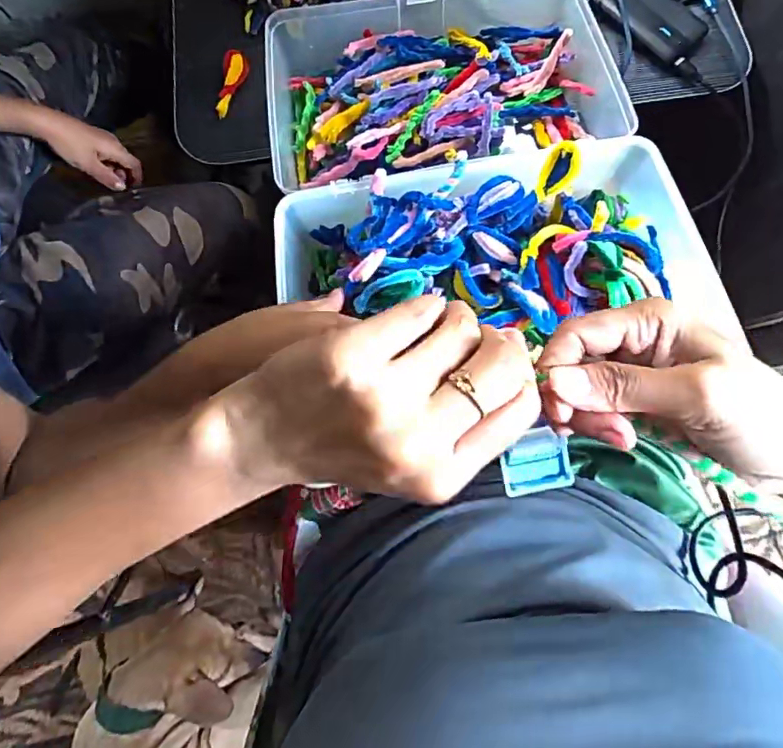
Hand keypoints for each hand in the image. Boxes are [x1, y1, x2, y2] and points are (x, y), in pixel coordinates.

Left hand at [32, 111, 142, 190]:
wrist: (51, 124)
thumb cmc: (71, 145)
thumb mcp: (88, 164)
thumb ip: (106, 176)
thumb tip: (123, 187)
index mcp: (116, 148)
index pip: (135, 164)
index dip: (137, 177)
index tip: (133, 189)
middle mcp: (114, 142)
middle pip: (126, 160)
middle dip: (124, 174)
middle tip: (115, 187)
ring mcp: (104, 137)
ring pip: (116, 156)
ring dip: (114, 168)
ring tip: (104, 179)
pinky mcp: (94, 136)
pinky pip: (107, 152)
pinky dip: (107, 162)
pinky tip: (95, 166)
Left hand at [218, 295, 540, 502]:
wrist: (262, 437)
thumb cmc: (345, 447)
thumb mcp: (413, 462)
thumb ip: (466, 425)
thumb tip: (518, 349)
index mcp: (440, 477)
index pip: (520, 410)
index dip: (520, 371)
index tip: (503, 353)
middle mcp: (418, 444)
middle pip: (501, 365)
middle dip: (494, 339)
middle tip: (472, 332)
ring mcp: (384, 397)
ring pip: (461, 329)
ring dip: (455, 317)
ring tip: (434, 323)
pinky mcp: (353, 355)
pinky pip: (421, 309)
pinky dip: (424, 304)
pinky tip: (410, 314)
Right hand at [536, 298, 782, 485]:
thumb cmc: (761, 414)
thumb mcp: (695, 394)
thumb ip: (625, 386)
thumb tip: (556, 381)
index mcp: (649, 318)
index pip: (579, 332)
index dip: (558, 366)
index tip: (560, 409)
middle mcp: (634, 340)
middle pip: (573, 361)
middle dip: (575, 397)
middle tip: (603, 433)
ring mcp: (633, 374)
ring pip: (579, 389)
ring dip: (588, 416)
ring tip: (621, 440)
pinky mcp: (635, 404)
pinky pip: (596, 410)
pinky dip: (598, 427)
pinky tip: (623, 441)